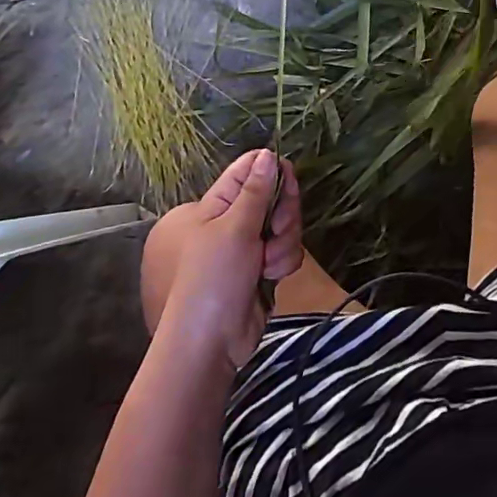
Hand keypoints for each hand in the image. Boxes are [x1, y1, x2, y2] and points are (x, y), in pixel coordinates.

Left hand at [139, 149, 301, 369]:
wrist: (210, 342)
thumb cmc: (213, 279)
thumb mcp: (234, 229)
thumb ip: (256, 191)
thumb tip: (267, 154)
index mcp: (217, 202)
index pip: (250, 168)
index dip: (273, 172)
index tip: (287, 186)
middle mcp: (233, 219)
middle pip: (275, 196)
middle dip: (283, 215)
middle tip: (274, 232)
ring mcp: (248, 245)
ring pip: (285, 226)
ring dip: (283, 244)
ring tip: (266, 265)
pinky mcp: (262, 267)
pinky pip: (286, 251)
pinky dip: (282, 263)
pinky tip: (270, 278)